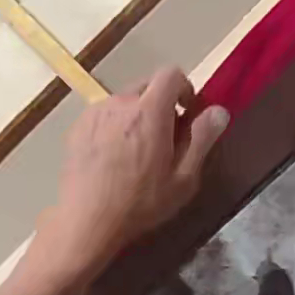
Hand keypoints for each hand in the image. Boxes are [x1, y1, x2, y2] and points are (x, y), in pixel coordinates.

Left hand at [34, 68, 226, 280]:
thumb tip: (218, 110)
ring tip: (136, 153)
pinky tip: (112, 159)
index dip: (184, 89)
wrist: (87, 220)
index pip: (171, 73)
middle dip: (160, 105)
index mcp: (149, 111)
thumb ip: (201, 139)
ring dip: (136, 117)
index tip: (186, 115)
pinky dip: (113, 127)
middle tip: (164, 140)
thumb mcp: (183, 178)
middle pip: (147, 86)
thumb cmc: (140, 203)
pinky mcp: (77, 127)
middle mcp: (120, 103)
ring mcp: (94, 114)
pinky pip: (103, 116)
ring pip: (123, 102)